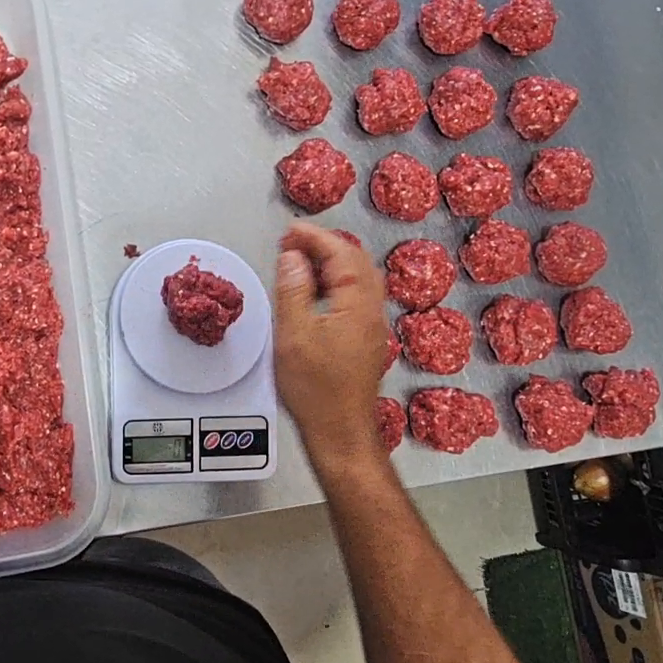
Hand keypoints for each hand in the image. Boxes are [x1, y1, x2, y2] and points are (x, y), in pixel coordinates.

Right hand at [273, 222, 390, 477]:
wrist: (341, 432)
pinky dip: (334, 285)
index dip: (315, 236)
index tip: (289, 230)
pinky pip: (354, 298)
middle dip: (324, 245)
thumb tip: (293, 257)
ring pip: (357, 280)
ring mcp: (372, 326)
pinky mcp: (365, 341)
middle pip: (355, 262)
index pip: (341, 253)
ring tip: (298, 264)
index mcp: (357, 304)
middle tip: (292, 243)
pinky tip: (313, 294)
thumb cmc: (315, 388)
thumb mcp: (293, 334)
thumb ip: (293, 290)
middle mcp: (372, 310)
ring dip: (330, 265)